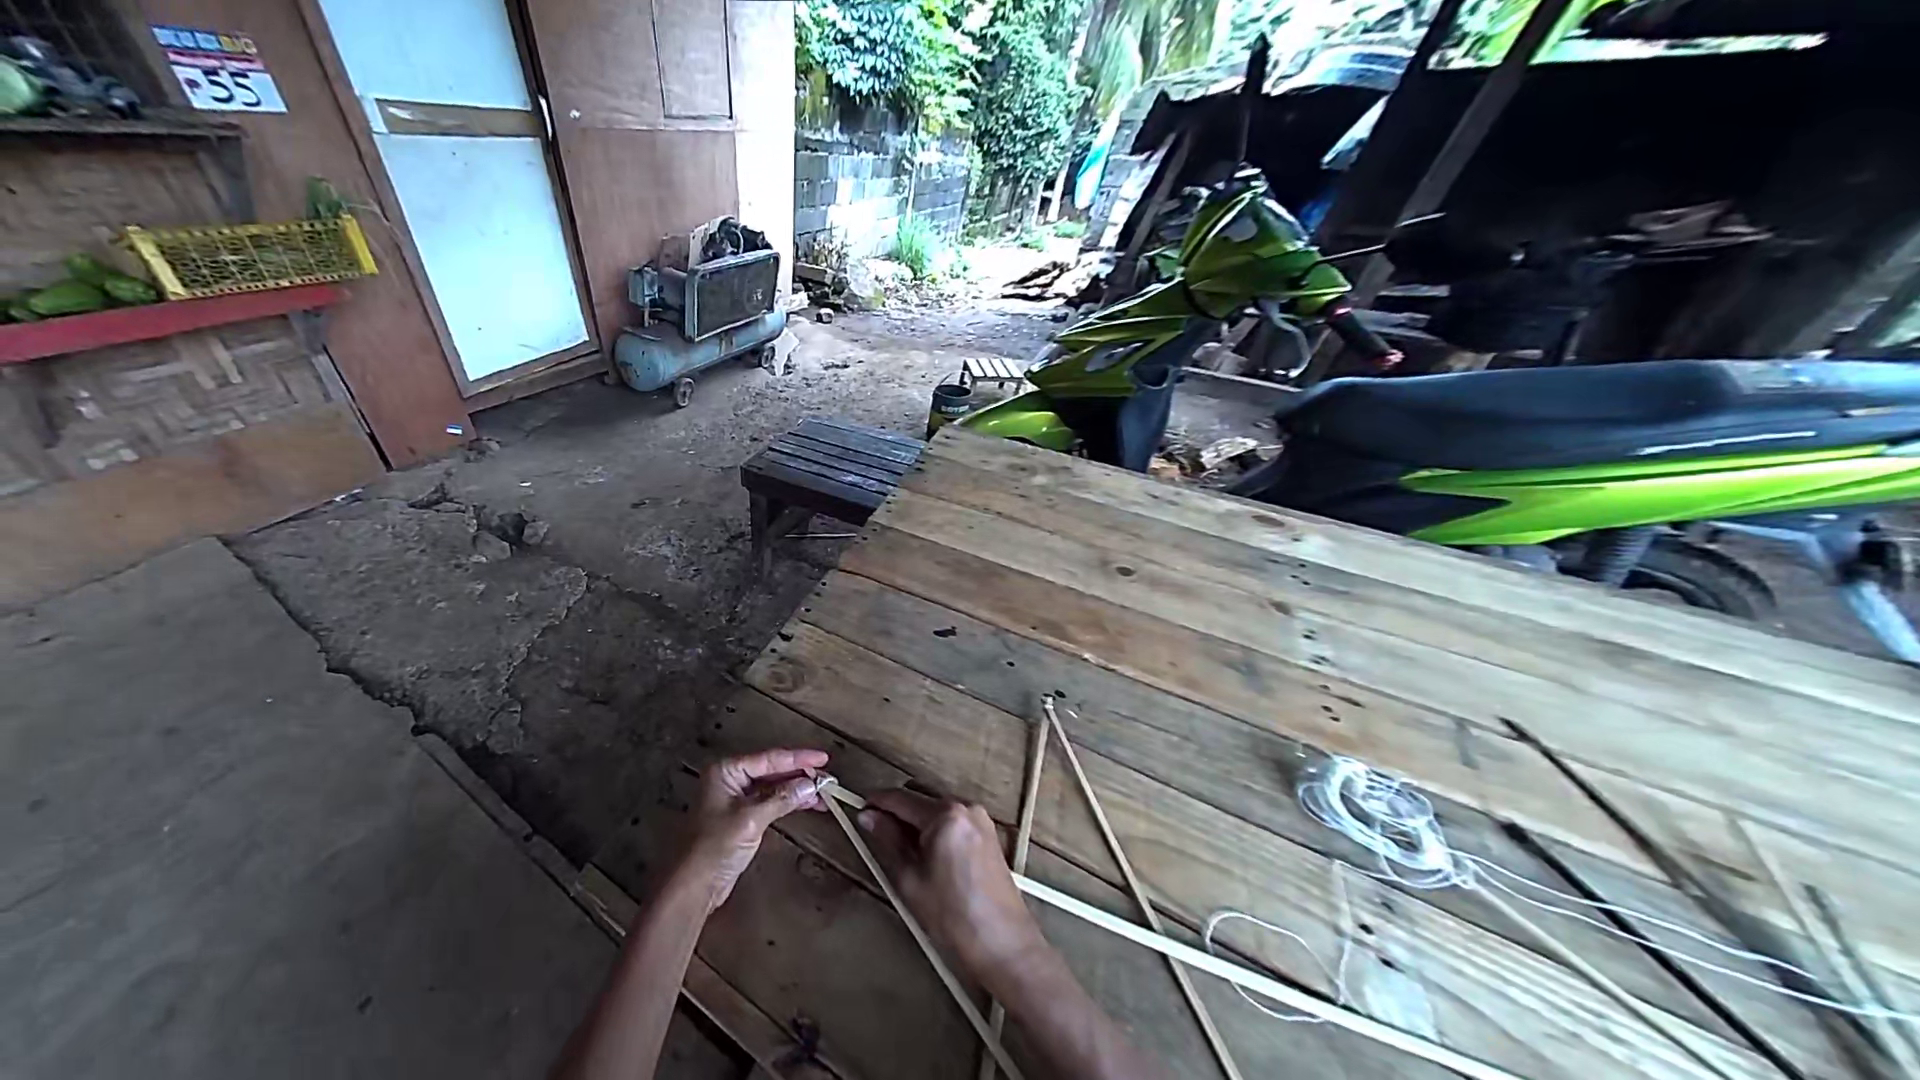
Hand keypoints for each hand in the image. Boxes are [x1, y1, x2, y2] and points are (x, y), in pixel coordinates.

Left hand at [678, 748, 827, 911]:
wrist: (692, 886)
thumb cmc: (715, 847)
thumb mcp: (751, 819)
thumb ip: (782, 798)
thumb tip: (812, 785)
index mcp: (727, 771)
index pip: (770, 758)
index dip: (799, 758)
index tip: (824, 759)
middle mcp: (731, 779)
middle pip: (773, 770)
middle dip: (800, 774)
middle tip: (827, 777)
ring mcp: (736, 798)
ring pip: (774, 786)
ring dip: (798, 789)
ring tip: (824, 793)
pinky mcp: (742, 817)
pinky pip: (771, 801)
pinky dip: (790, 802)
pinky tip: (808, 804)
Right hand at [857, 789, 1048, 983]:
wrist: (1003, 944)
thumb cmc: (953, 917)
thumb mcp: (910, 879)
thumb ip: (888, 840)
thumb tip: (868, 816)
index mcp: (945, 815)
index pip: (901, 798)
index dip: (876, 802)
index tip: (859, 810)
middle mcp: (966, 807)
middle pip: (920, 798)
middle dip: (897, 813)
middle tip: (877, 837)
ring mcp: (980, 818)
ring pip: (936, 808)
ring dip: (916, 822)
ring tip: (902, 854)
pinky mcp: (988, 832)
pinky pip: (953, 820)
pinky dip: (935, 829)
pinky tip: (927, 857)